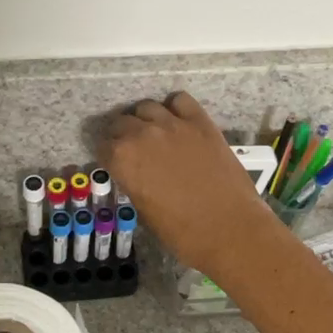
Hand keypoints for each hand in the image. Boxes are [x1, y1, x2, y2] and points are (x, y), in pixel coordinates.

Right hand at [99, 92, 285, 273]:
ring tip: (153, 132)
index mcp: (122, 159)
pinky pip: (180, 100)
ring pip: (146, 106)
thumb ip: (133, 182)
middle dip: (121, 134)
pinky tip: (178, 121)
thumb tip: (133, 172)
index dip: (107, 155)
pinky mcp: (200, 122)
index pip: (102, 146)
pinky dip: (175, 108)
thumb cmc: (182, 232)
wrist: (229, 228)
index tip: (114, 162)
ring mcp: (173, 124)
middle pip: (121, 122)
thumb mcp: (144, 211)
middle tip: (131, 148)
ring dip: (144, 119)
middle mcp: (142, 134)